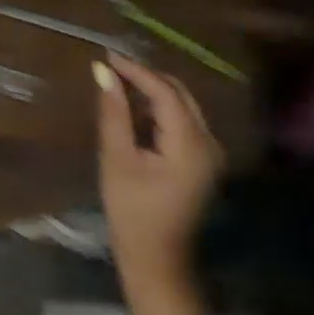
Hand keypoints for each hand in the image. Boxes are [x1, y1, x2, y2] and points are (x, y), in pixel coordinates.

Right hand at [93, 53, 222, 287]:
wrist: (155, 257)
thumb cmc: (131, 211)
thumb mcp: (117, 158)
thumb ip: (113, 112)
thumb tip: (103, 72)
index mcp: (190, 143)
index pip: (164, 92)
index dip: (136, 71)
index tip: (107, 57)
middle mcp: (209, 142)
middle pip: (180, 94)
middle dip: (146, 77)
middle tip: (112, 68)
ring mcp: (210, 152)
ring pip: (183, 106)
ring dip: (153, 92)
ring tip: (119, 83)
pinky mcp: (203, 160)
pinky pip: (183, 122)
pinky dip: (160, 111)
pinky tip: (135, 110)